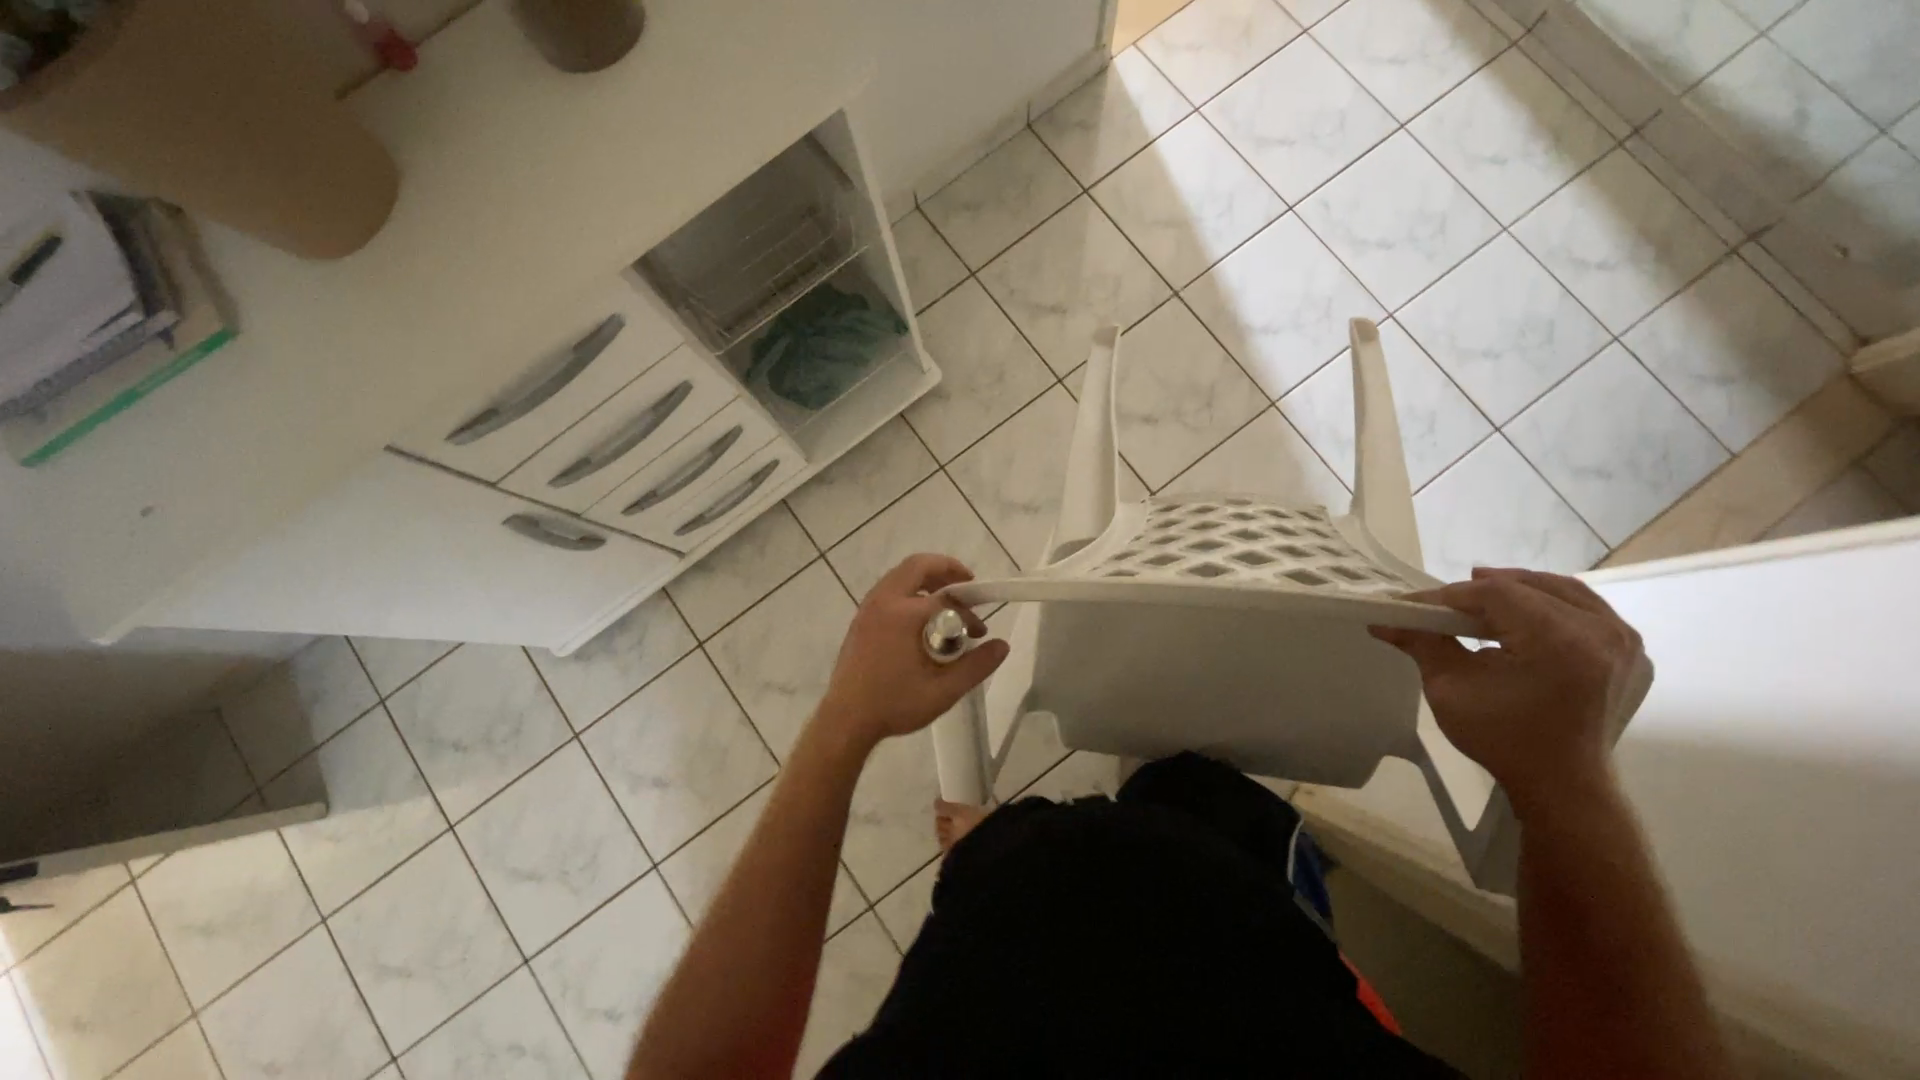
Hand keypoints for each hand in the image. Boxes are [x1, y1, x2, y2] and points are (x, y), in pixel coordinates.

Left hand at [816, 554, 1009, 747]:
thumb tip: (1002, 646)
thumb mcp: (943, 690)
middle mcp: (882, 602)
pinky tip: (921, 620)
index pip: (946, 598)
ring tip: (947, 601)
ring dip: (926, 580)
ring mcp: (867, 609)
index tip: (979, 632)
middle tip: (966, 585)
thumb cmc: (894, 705)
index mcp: (902, 614)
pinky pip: (888, 591)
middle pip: (917, 566)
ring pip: (900, 576)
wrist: (845, 721)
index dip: (968, 612)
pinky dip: (909, 592)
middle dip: (946, 570)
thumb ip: (976, 666)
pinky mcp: (860, 621)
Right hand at [1370, 568, 1645, 813]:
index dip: (1450, 594)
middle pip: (1529, 586)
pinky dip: (1551, 602)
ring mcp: (1623, 640)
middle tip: (1446, 602)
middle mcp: (1600, 631)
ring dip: (1518, 589)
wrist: (1562, 782)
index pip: (1496, 594)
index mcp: (1558, 641)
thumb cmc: (1501, 738)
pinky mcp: (1631, 651)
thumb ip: (1422, 643)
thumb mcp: (1450, 688)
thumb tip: (1383, 620)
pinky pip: (1588, 608)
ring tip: (1482, 598)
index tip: (1414, 604)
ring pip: (1561, 590)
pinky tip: (1525, 613)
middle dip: (1482, 589)